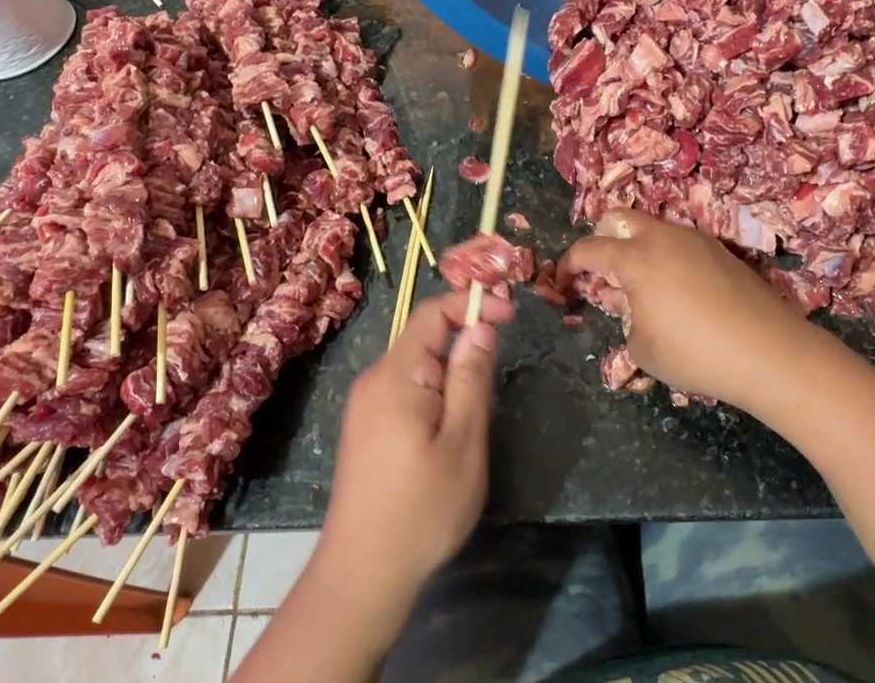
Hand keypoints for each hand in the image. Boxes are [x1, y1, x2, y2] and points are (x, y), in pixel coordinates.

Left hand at [317, 289, 513, 598]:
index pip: (432, 313)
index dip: (472, 304)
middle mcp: (374, 380)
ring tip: (477, 412)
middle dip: (464, 340)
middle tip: (499, 370)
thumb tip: (480, 327)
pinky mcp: (366, 428)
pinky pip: (405, 389)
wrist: (363, 571)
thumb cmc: (422, 508)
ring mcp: (365, 405)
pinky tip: (448, 429)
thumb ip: (472, 379)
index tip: (511, 313)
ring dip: (451, 371)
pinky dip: (434, 391)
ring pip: (416, 366)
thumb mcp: (463, 443)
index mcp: (397, 376)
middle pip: (423, 338)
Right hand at [559, 209, 816, 406]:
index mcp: (636, 259)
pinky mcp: (722, 251)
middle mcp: (664, 238)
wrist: (769, 352)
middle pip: (619, 218)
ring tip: (642, 286)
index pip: (588, 249)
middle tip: (600, 273)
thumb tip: (635, 306)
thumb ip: (627, 318)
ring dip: (637, 247)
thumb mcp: (642, 348)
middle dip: (601, 239)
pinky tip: (678, 292)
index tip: (562, 285)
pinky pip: (681, 243)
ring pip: (653, 228)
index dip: (567, 265)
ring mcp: (696, 240)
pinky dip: (666, 257)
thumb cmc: (696, 353)